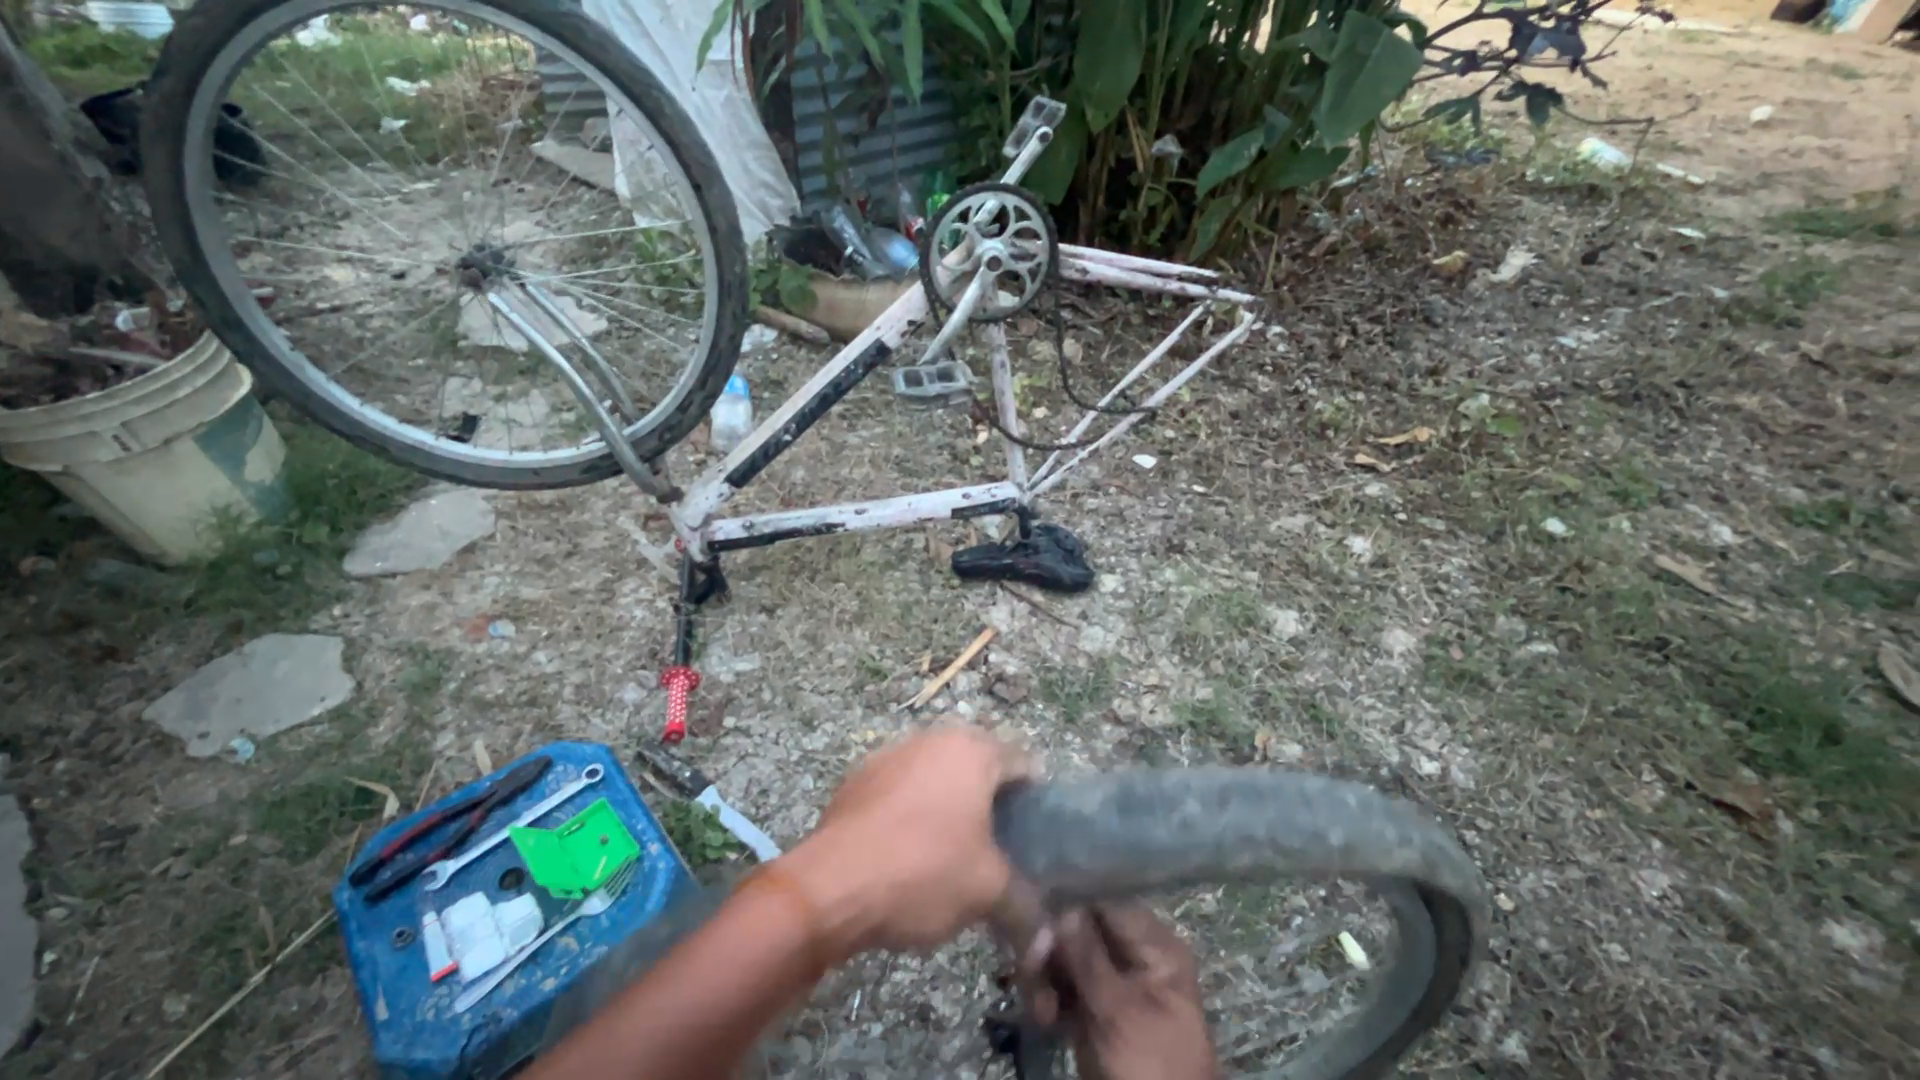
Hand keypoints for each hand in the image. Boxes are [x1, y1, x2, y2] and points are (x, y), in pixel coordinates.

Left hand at [783, 723, 1025, 955]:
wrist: (829, 886)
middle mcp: (931, 739)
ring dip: (950, 805)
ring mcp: (889, 755)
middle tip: (1002, 848)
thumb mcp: (988, 893)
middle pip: (978, 766)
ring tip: (956, 853)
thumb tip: (1045, 944)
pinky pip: (901, 790)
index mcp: (972, 750)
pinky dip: (913, 812)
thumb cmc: (924, 872)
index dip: (1036, 801)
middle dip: (991, 802)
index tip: (1039, 838)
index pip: (1023, 764)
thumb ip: (1025, 909)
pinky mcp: (856, 780)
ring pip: (936, 776)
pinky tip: (911, 853)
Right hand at [1047, 906, 1216, 1079]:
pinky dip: (1051, 998)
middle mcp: (1134, 957)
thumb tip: (1063, 907)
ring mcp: (1114, 985)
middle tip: (1029, 974)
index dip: (1068, 907)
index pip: (1105, 905)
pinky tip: (1042, 1017)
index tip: (1033, 920)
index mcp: (1154, 948)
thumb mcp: (1119, 1012)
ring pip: (1068, 959)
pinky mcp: (1097, 1011)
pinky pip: (1066, 988)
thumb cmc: (1151, 1067)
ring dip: (1046, 978)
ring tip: (1039, 1009)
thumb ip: (1088, 957)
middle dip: (1052, 950)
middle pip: (1082, 931)